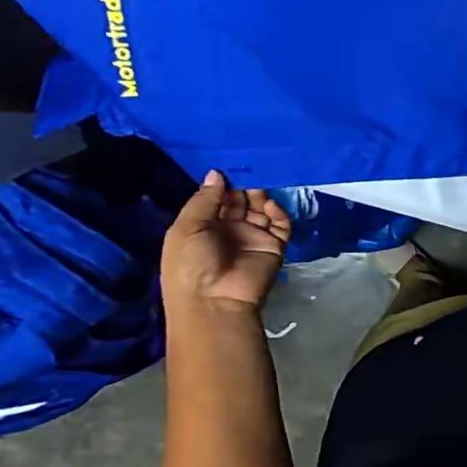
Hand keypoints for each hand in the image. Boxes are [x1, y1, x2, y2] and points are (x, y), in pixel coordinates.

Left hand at [162, 170, 292, 314]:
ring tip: (259, 188)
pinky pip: (281, 225)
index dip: (222, 184)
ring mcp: (253, 238)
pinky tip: (270, 207)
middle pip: (241, 201)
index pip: (217, 199)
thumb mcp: (186, 228)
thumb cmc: (191, 264)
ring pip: (261, 210)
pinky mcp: (274, 247)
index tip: (229, 166)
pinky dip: (278, 213)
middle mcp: (229, 230)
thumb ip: (204, 199)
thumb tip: (216, 173)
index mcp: (204, 226)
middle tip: (248, 170)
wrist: (215, 301)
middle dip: (243, 186)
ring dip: (260, 197)